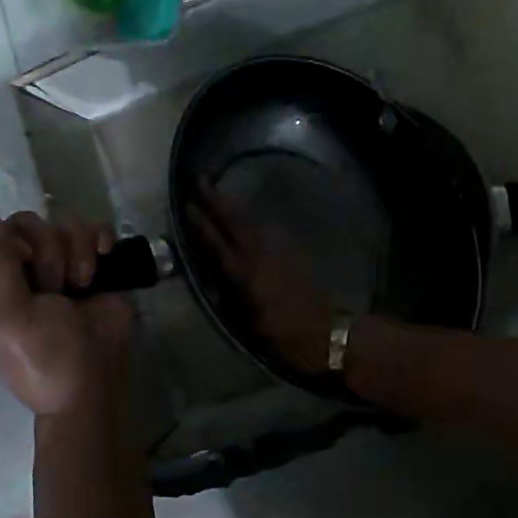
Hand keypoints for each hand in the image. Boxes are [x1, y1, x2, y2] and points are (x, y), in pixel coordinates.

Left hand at [0, 204, 134, 415]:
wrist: (98, 377)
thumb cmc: (42, 357)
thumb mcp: (7, 317)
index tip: (16, 259)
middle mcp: (13, 270)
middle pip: (23, 223)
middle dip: (45, 252)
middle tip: (52, 287)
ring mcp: (54, 265)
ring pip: (61, 224)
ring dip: (76, 254)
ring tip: (79, 286)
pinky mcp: (89, 261)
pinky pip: (92, 228)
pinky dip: (99, 241)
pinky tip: (103, 262)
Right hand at [185, 186, 340, 372]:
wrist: (330, 331)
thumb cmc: (289, 336)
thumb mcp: (254, 327)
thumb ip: (234, 303)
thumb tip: (218, 286)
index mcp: (248, 278)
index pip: (219, 246)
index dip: (202, 226)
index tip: (188, 206)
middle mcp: (262, 259)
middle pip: (237, 224)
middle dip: (218, 202)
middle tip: (201, 180)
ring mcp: (281, 253)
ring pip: (253, 224)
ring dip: (235, 206)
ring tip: (219, 193)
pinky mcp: (294, 255)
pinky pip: (268, 231)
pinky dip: (254, 219)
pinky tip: (250, 217)